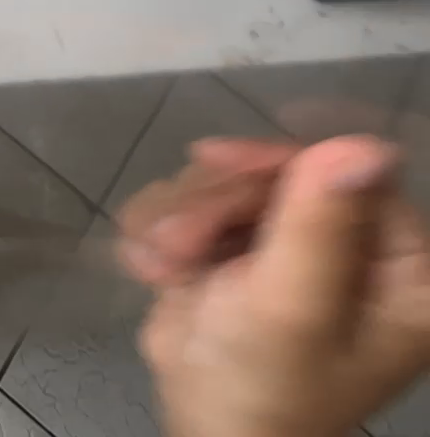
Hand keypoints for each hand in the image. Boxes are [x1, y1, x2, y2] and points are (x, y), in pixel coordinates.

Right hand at [117, 135, 429, 436]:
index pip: (349, 179)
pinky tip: (154, 268)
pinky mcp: (225, 253)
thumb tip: (360, 144)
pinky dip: (156, 234)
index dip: (281, 162)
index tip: (213, 158)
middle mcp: (346, 253)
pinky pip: (182, 208)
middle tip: (179, 242)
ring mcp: (280, 252)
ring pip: (216, 188)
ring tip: (162, 265)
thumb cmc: (266, 375)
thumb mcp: (292, 302)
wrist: (205, 420)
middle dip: (207, 204)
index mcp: (398, 271)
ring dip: (173, 220)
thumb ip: (318, 224)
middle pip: (270, 179)